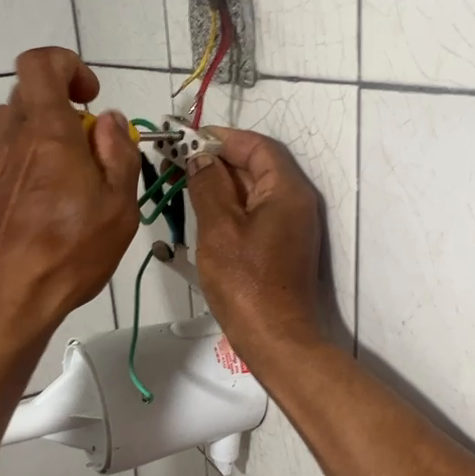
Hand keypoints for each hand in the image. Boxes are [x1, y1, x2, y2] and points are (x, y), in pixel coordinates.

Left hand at [0, 48, 140, 341]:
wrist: (5, 299)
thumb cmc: (69, 255)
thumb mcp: (118, 208)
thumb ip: (118, 154)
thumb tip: (108, 120)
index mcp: (47, 131)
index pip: (40, 63)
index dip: (66, 66)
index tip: (88, 99)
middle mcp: (8, 137)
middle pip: (27, 97)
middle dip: (58, 112)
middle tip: (82, 154)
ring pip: (6, 128)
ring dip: (33, 139)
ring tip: (54, 181)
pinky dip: (11, 166)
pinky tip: (26, 204)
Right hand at [186, 127, 328, 367]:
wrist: (275, 338)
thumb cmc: (245, 283)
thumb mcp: (219, 229)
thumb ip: (208, 186)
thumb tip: (200, 158)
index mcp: (287, 190)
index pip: (256, 145)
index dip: (222, 137)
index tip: (187, 139)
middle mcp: (296, 202)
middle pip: (257, 166)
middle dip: (218, 159)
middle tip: (178, 162)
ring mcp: (291, 226)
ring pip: (255, 191)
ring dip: (222, 184)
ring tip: (184, 184)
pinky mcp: (282, 247)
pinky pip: (256, 214)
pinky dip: (231, 207)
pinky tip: (204, 215)